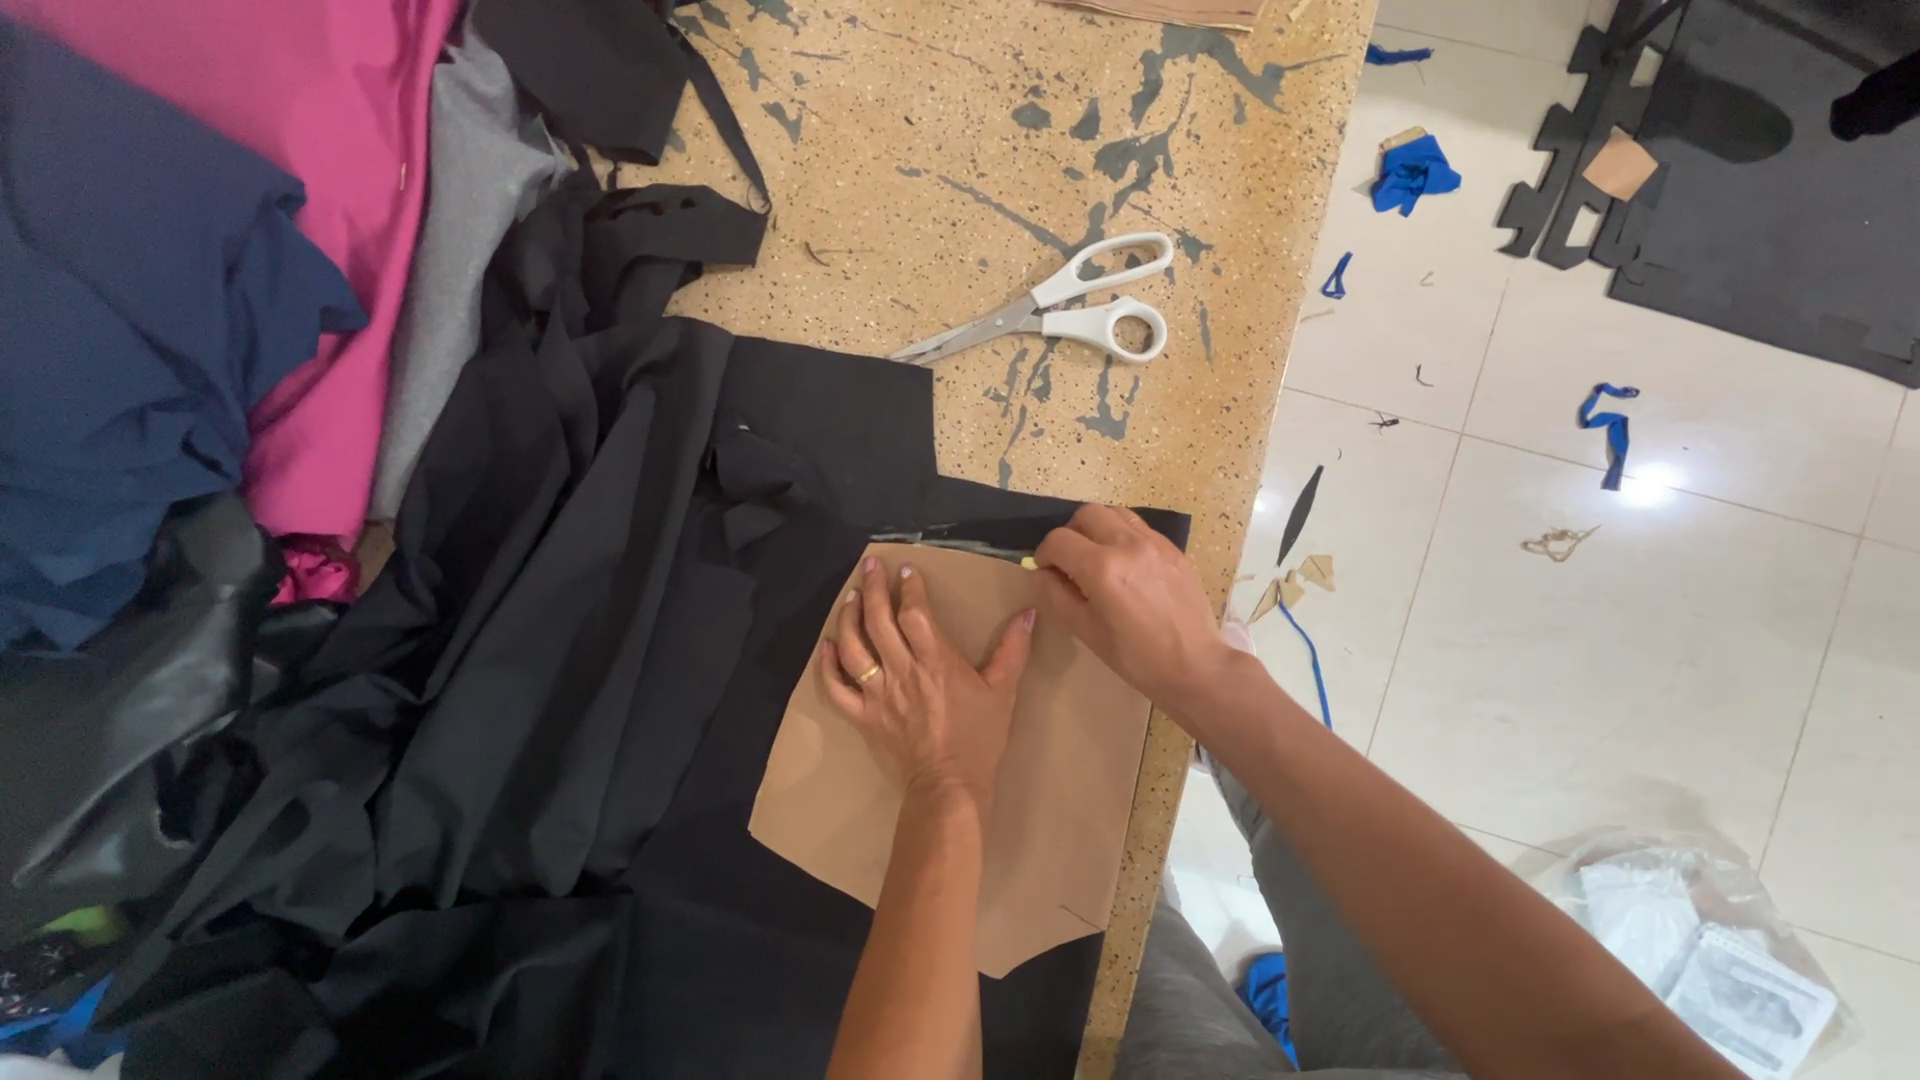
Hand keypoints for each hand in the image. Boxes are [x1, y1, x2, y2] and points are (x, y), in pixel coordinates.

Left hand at [819, 555, 1034, 810]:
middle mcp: (903, 670)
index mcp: (936, 661)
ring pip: (854, 647)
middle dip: (873, 589)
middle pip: (879, 621)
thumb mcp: (1004, 691)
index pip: (915, 613)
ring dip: (848, 618)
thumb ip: (1013, 649)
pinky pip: (836, 689)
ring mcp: (878, 694)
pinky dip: (827, 666)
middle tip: (870, 566)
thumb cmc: (979, 738)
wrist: (950, 785)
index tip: (905, 571)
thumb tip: (1028, 613)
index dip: (909, 588)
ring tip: (850, 597)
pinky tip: (826, 646)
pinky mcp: (863, 717)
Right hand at [1034, 504, 1232, 710]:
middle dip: (1070, 533)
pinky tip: (1126, 563)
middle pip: (1086, 514)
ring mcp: (1154, 543)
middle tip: (1071, 559)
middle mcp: (1127, 544)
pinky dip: (1123, 535)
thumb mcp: (1085, 630)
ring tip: (1098, 554)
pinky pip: (1140, 527)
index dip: (1044, 554)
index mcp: (1101, 568)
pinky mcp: (1173, 549)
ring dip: (1098, 527)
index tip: (1047, 570)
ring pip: (1115, 513)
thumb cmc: (1135, 656)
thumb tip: (1043, 573)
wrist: (1193, 665)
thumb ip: (1057, 595)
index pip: (1058, 540)